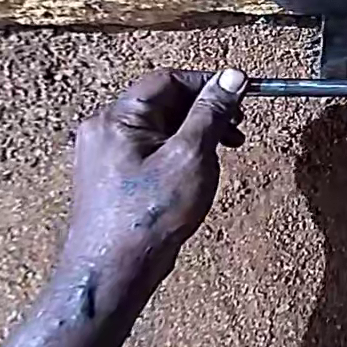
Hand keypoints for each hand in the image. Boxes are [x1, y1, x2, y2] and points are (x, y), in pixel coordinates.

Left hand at [56, 68, 247, 308]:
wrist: (113, 270)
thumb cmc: (149, 214)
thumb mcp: (192, 154)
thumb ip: (212, 112)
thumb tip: (232, 77)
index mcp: (116, 119)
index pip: (167, 80)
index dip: (208, 82)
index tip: (241, 94)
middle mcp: (105, 130)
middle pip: (165, 100)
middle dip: (207, 107)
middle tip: (238, 124)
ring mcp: (108, 153)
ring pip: (163, 124)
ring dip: (199, 128)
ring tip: (227, 146)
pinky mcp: (117, 174)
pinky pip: (156, 145)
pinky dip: (184, 146)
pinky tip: (203, 164)